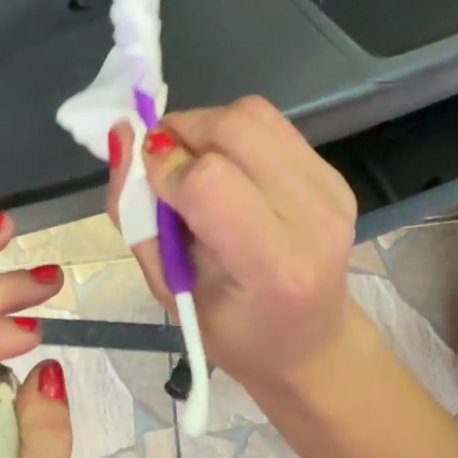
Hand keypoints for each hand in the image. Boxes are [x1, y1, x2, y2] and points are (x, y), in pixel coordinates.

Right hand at [108, 97, 360, 393]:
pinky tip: (232, 169)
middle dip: (185, 132)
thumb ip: (135, 213)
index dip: (167, 169)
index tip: (150, 182)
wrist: (310, 343)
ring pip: (254, 114)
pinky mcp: (334, 174)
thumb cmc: (231, 328)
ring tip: (197, 163)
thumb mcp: (166, 289)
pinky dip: (236, 134)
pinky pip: (272, 125)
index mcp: (274, 266)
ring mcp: (331, 189)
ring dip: (209, 127)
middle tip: (166, 161)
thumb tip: (122, 134)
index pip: (209, 180)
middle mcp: (313, 218)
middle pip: (235, 128)